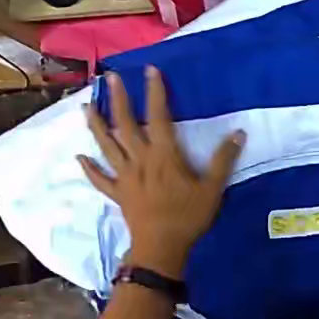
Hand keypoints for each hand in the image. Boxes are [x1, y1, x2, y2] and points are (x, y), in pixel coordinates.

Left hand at [80, 66, 244, 278]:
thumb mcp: (213, 188)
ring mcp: (125, 176)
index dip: (155, 92)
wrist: (161, 249)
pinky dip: (90, 168)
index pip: (159, 116)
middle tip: (110, 78)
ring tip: (85, 106)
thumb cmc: (188, 217)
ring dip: (96, 125)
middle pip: (126, 124)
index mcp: (163, 154)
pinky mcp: (117, 193)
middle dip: (118, 99)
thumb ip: (224, 159)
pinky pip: (100, 178)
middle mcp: (140, 159)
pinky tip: (80, 157)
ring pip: (106, 146)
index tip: (150, 70)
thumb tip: (239, 133)